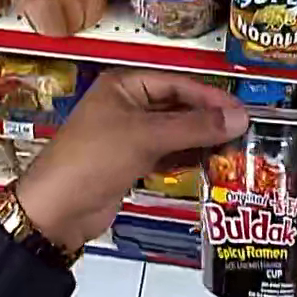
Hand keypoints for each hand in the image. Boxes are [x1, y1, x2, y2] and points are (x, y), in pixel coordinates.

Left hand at [14, 69, 247, 251]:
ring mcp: (128, 134)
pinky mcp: (131, 161)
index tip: (238, 110)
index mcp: (125, 85)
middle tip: (240, 130)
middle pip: (177, 106)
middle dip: (206, 119)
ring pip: (174, 131)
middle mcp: (127, 105)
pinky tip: (207, 164)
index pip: (177, 83)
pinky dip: (186, 157)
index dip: (209, 96)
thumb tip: (238, 117)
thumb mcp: (147, 136)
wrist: (56, 212)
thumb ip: (195, 127)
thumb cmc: (93, 160)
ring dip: (200, 139)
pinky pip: (167, 153)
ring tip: (231, 148)